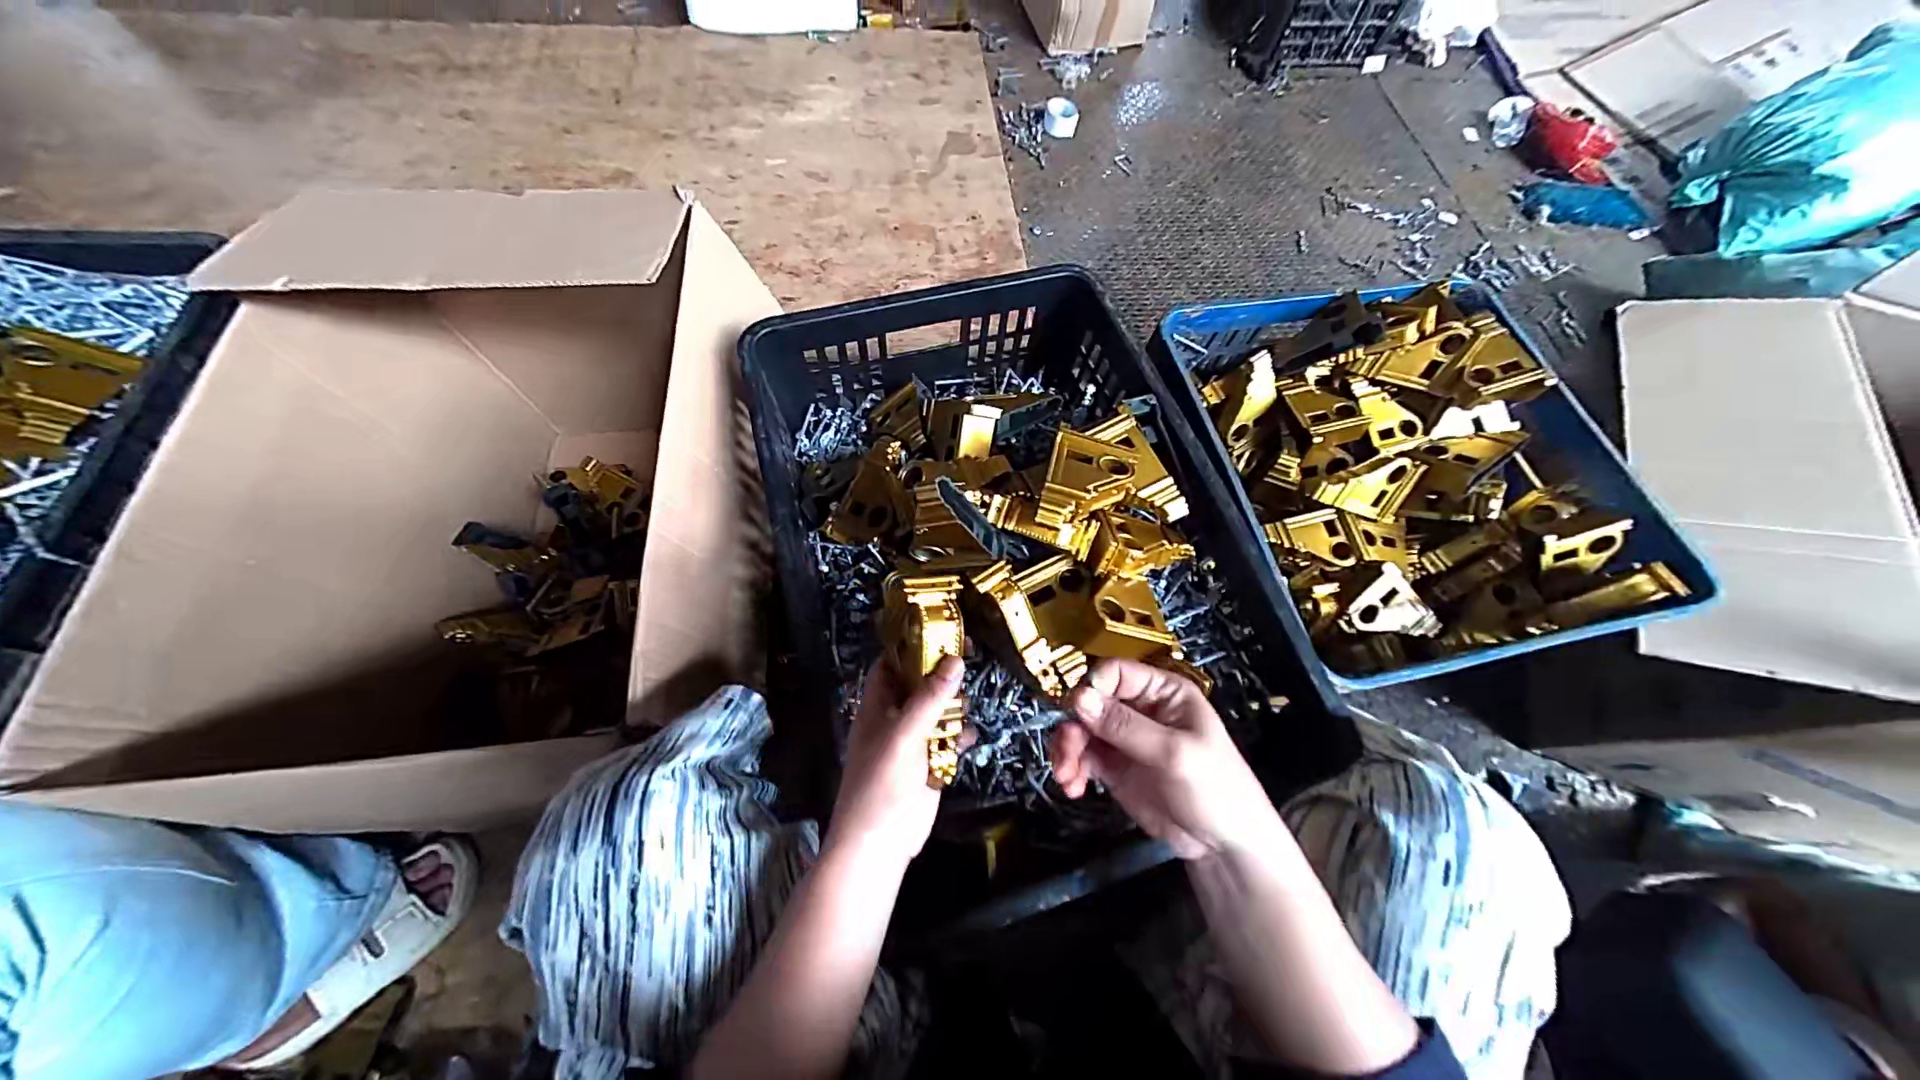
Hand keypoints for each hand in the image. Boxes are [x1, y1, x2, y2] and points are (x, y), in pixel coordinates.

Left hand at [828, 655, 964, 867]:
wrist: (879, 843)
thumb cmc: (880, 783)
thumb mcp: (904, 735)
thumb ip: (929, 698)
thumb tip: (953, 660)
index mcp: (877, 705)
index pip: (891, 663)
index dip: (912, 645)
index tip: (942, 630)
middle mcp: (894, 717)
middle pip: (920, 683)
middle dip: (941, 675)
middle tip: (967, 660)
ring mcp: (912, 741)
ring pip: (938, 710)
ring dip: (953, 708)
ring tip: (964, 708)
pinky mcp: (929, 763)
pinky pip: (948, 739)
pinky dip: (959, 736)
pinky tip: (967, 737)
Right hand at [1051, 658, 1283, 859]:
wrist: (1225, 848)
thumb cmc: (1218, 791)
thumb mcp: (1174, 753)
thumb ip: (1125, 726)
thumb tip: (1080, 697)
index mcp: (1163, 692)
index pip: (1116, 672)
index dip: (1092, 687)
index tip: (1077, 710)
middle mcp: (1140, 709)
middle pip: (1090, 701)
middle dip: (1073, 725)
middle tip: (1067, 751)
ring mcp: (1125, 739)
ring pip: (1080, 729)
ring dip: (1067, 749)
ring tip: (1067, 775)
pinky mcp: (1114, 767)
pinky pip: (1082, 757)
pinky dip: (1071, 768)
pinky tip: (1073, 786)